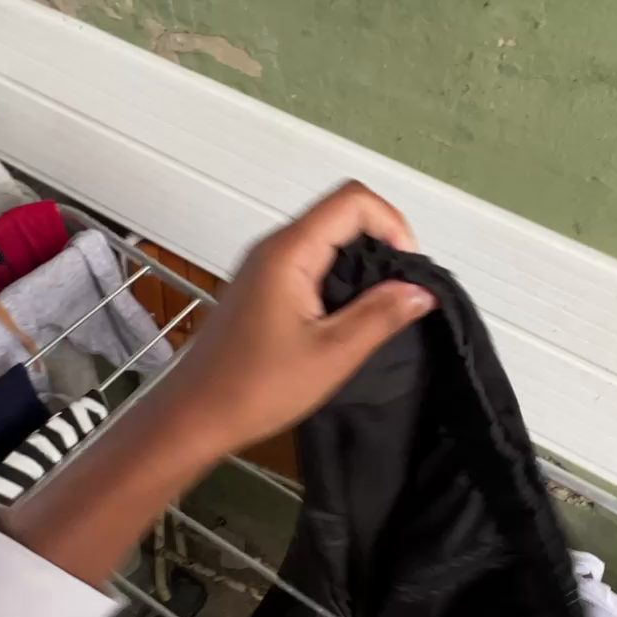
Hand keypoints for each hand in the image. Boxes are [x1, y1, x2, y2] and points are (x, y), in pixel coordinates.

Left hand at [155, 180, 435, 455]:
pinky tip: (348, 318)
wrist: (194, 416)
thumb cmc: (256, 388)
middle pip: (340, 214)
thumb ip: (380, 316)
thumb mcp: (332, 354)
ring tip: (380, 308)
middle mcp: (273, 248)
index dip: (392, 224)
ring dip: (362, 263)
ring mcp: (263, 266)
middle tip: (400, 292)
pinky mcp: (261, 287)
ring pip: (326, 239)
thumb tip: (421, 290)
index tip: (407, 271)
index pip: (352, 200)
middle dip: (381, 242)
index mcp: (288, 252)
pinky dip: (339, 278)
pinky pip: (309, 263)